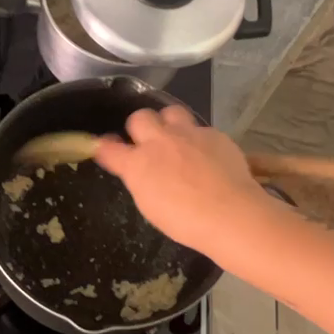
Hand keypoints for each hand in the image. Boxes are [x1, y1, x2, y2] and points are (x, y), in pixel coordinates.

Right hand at [92, 106, 274, 254]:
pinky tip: (207, 156)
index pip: (109, 148)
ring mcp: (188, 134)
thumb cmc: (185, 221)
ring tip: (176, 138)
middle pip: (139, 117)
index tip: (104, 148)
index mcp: (137, 164)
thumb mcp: (150, 205)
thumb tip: (140, 170)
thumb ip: (141, 180)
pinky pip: (200, 129)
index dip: (103, 146)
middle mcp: (160, 142)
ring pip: (171, 112)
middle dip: (138, 126)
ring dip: (168, 122)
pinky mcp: (214, 134)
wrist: (230, 213)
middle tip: (146, 142)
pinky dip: (198, 140)